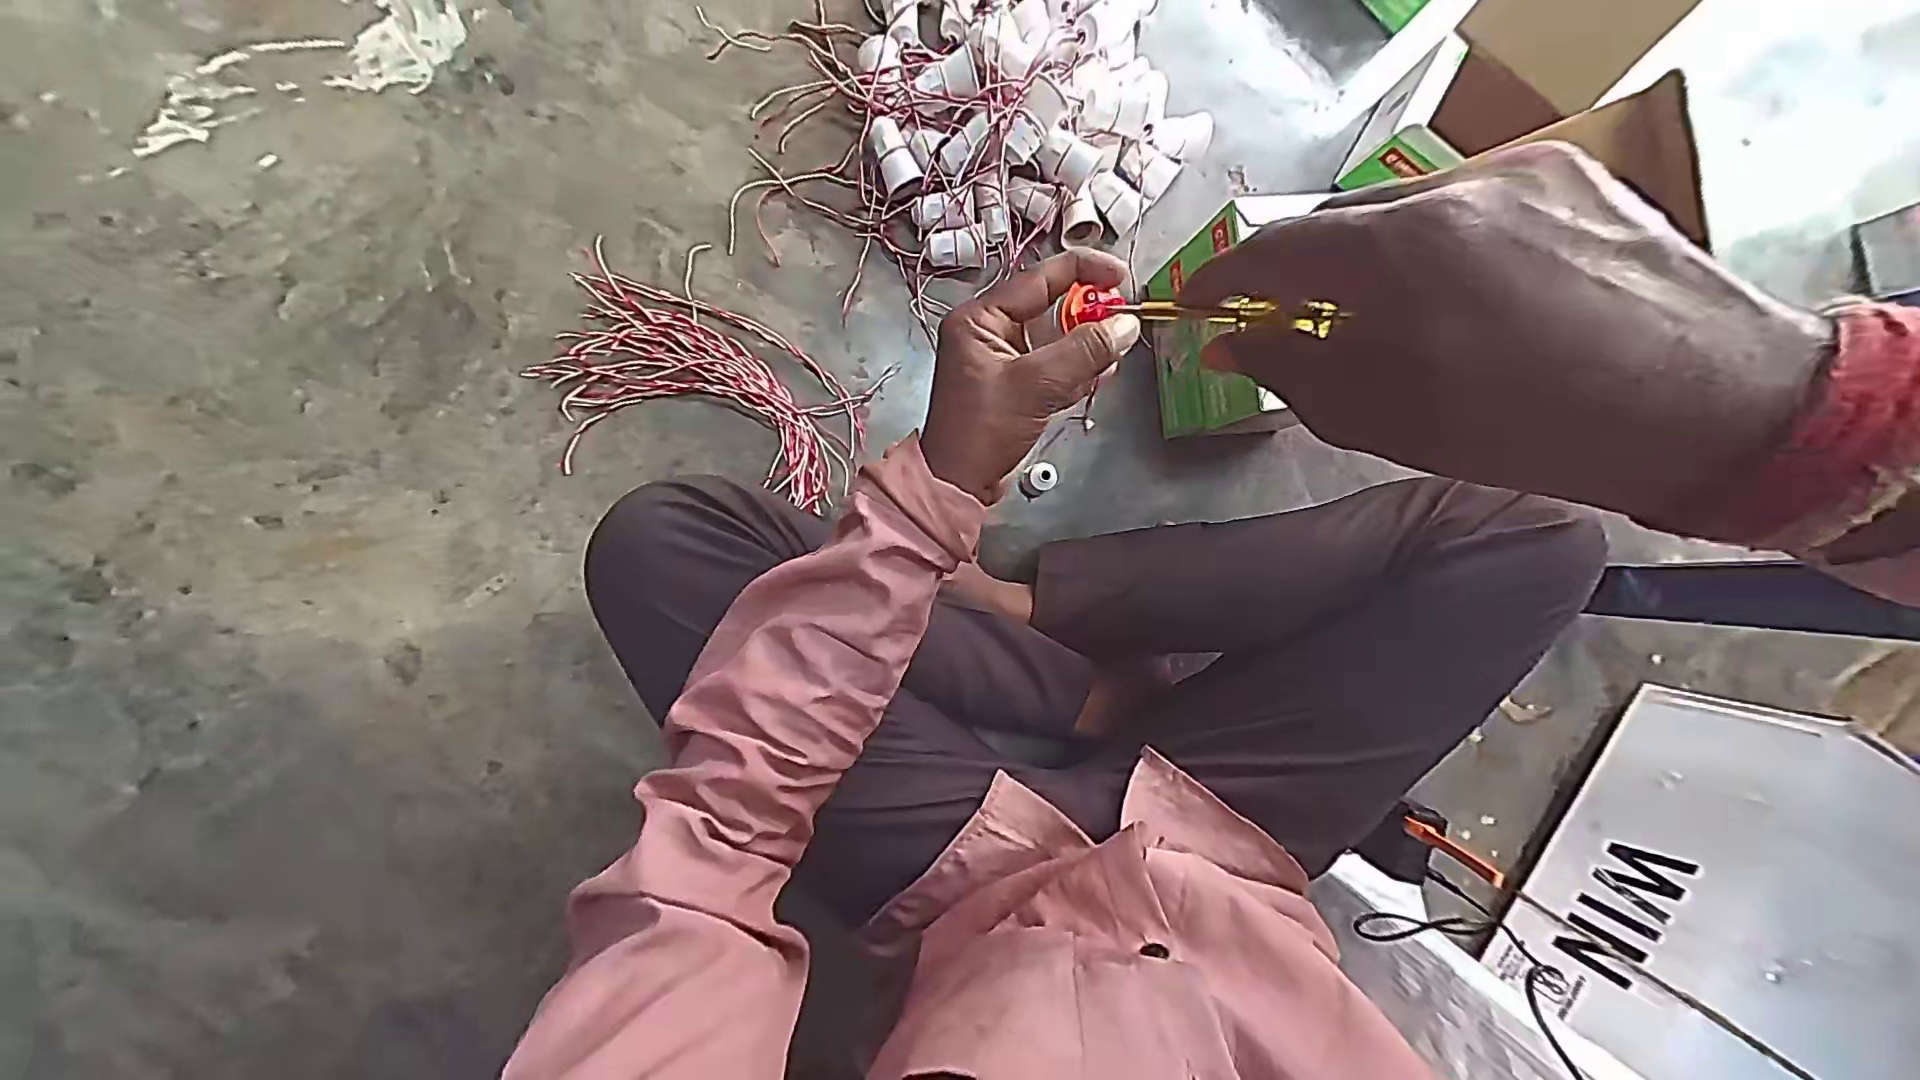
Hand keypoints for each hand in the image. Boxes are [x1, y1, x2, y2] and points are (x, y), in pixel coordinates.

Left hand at [921, 251, 1140, 503]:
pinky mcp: (1015, 386)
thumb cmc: (982, 431)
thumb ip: (1084, 351)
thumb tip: (1126, 324)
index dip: (1083, 272)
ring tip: (1106, 364)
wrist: (959, 483)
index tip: (1120, 278)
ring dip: (1085, 350)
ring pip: (1056, 340)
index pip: (1038, 278)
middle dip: (1087, 319)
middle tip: (1119, 328)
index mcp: (979, 319)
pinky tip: (1093, 381)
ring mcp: (1002, 360)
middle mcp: (989, 333)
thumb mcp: (1035, 385)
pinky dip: (1075, 372)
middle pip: (1051, 309)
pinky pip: (1053, 367)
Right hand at [1182, 142, 1831, 535]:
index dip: (1219, 275)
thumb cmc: (1506, 428)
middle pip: (1325, 221)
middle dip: (1287, 270)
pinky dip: (1417, 241)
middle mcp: (1444, 192)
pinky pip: (1451, 201)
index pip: (1269, 249)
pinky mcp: (1561, 169)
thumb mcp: (1367, 413)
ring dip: (1352, 257)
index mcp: (1391, 257)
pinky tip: (1438, 287)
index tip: (1195, 299)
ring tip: (1362, 310)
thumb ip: (1283, 367)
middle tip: (1273, 315)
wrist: (1692, 404)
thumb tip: (1227, 343)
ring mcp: (1510, 171)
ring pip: (1388, 208)